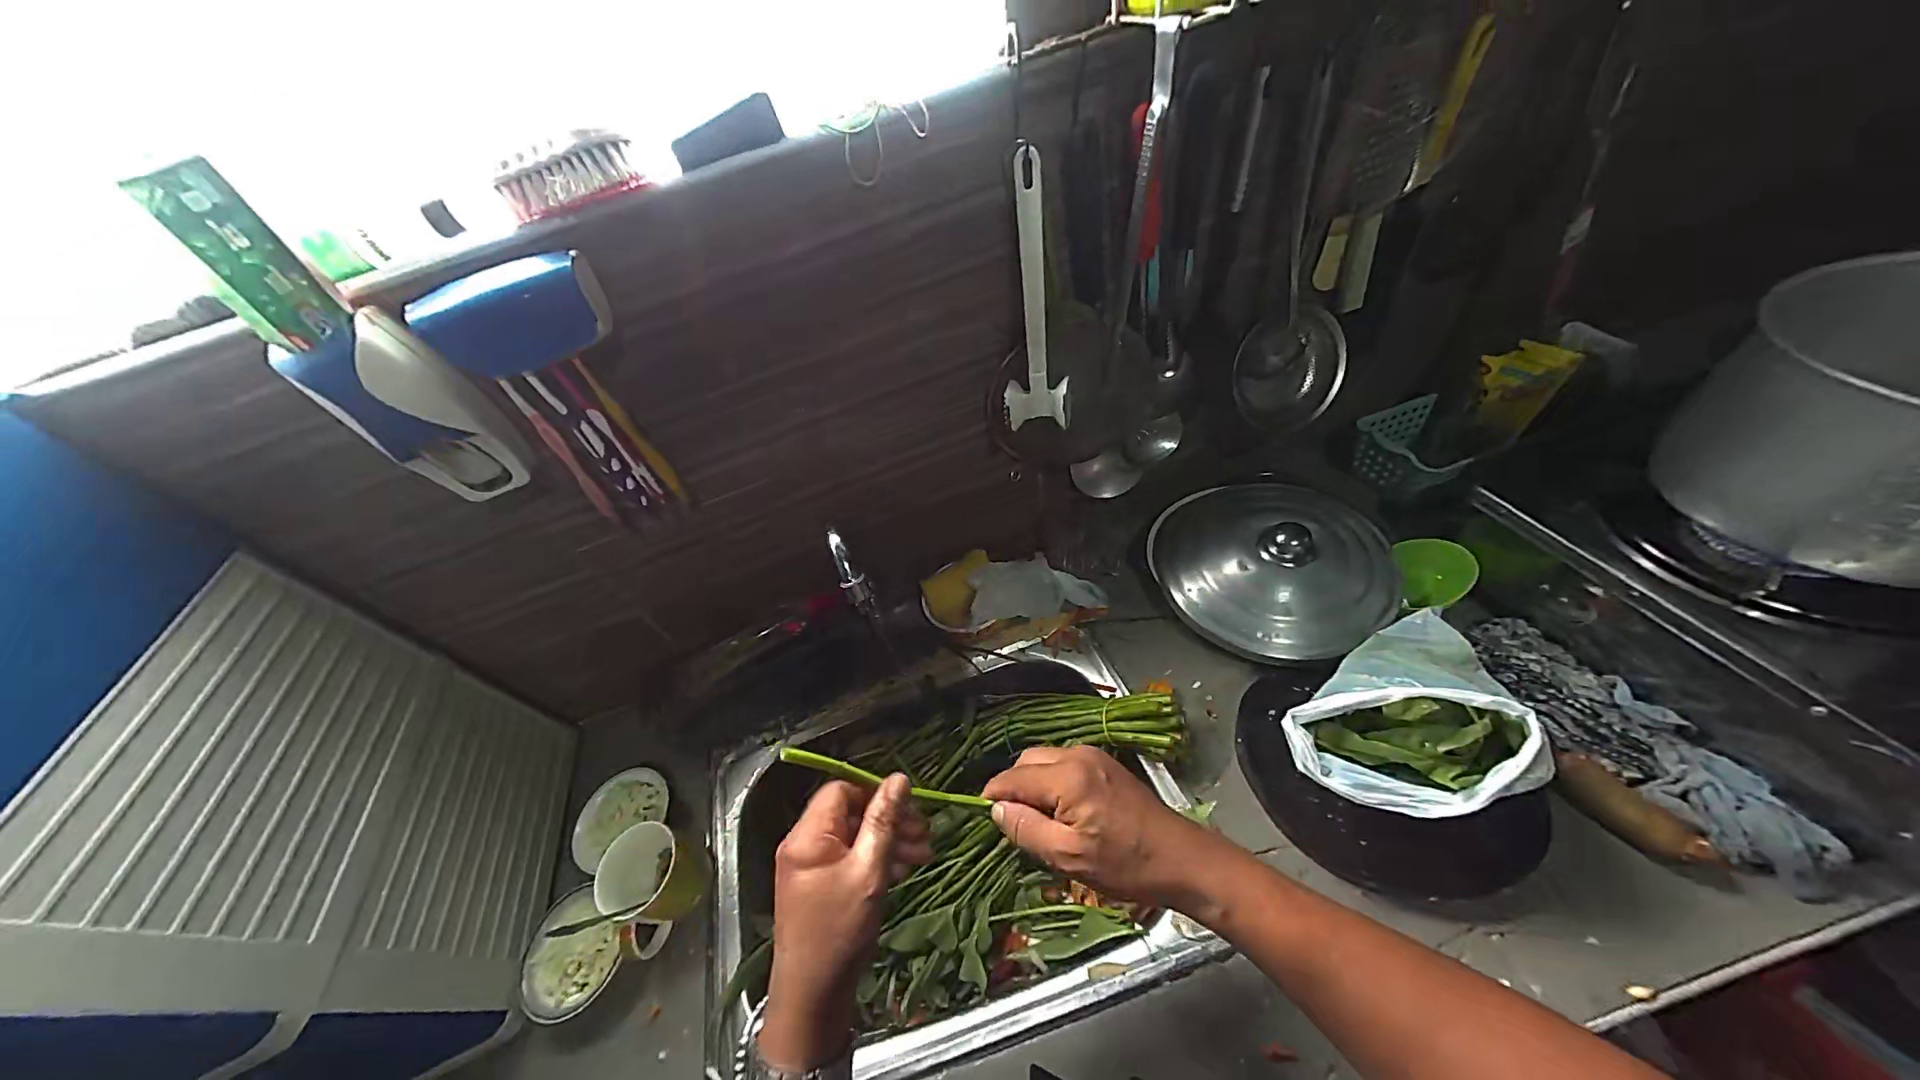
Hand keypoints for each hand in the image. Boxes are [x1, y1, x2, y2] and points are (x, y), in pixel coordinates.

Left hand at [761, 774, 930, 1070]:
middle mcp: (804, 844)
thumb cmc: (839, 931)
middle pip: (850, 812)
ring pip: (854, 836)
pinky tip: (902, 871)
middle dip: (889, 819)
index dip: (876, 793)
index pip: (842, 790)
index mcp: (808, 835)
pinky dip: (876, 860)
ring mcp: (810, 866)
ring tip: (922, 855)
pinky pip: (850, 858)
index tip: (908, 809)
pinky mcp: (820, 884)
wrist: (813, 996)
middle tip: (923, 833)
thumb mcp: (869, 871)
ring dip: (888, 840)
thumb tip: (898, 780)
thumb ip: (884, 821)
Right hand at [983, 745, 1235, 912]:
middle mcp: (1077, 755)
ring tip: (1042, 823)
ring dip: (1034, 786)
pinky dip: (1053, 783)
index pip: (1011, 778)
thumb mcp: (1069, 857)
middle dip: (1014, 789)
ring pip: (1044, 761)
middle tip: (1018, 826)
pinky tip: (1063, 813)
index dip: (993, 798)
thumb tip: (996, 810)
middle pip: (1025, 762)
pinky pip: (1063, 765)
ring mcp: (1094, 756)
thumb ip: (1026, 830)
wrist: (1183, 859)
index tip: (985, 820)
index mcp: (1067, 776)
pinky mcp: (1105, 764)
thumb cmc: (1127, 864)